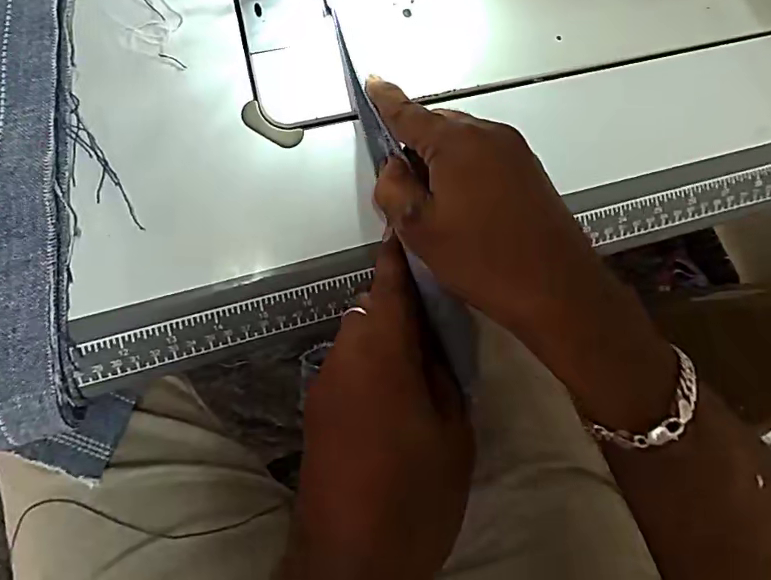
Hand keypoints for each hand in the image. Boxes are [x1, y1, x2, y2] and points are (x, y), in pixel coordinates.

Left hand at [281, 237, 472, 579]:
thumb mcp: (452, 433)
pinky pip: (351, 361)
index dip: (400, 251)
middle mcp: (346, 349)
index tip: (410, 224)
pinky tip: (398, 389)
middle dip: (404, 301)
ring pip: (362, 334)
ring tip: (426, 358)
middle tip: (442, 314)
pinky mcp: (318, 402)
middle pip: (375, 306)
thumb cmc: (412, 492)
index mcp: (380, 346)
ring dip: (389, 333)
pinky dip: (373, 359)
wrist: (347, 556)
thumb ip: (442, 372)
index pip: (389, 281)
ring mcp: (326, 375)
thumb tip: (434, 337)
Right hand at [365, 78, 679, 431]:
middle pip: (436, 125)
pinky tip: (464, 209)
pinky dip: (465, 169)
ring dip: (441, 161)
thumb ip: (392, 187)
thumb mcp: (419, 229)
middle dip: (414, 147)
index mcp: (456, 143)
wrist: (560, 293)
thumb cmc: (490, 262)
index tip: (375, 83)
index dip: (385, 98)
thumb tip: (393, 168)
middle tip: (403, 189)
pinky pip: (483, 154)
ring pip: (460, 141)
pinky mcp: (528, 168)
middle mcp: (488, 136)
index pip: (408, 112)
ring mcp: (513, 150)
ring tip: (437, 208)